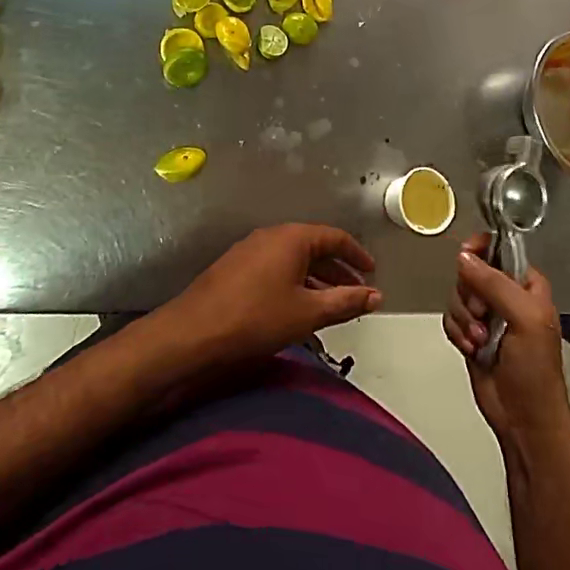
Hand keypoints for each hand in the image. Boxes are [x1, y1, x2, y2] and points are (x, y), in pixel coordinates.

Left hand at [163, 224, 380, 364]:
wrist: (193, 333)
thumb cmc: (256, 318)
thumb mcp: (309, 312)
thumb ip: (346, 302)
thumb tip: (376, 296)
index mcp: (292, 238)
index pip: (335, 237)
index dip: (358, 255)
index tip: (372, 273)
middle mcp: (271, 236)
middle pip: (314, 247)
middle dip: (338, 271)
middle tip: (357, 293)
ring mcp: (249, 251)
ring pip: (294, 260)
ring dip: (317, 280)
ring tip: (332, 306)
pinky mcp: (235, 269)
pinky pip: (276, 269)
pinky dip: (295, 284)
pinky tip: (298, 309)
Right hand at [443, 233, 569, 440]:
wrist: (522, 416)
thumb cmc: (538, 373)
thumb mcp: (526, 319)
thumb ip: (496, 285)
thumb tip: (467, 260)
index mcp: (528, 286)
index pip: (501, 250)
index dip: (482, 250)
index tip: (467, 255)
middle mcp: (507, 297)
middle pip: (471, 273)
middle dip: (470, 296)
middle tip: (484, 314)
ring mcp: (488, 316)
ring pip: (457, 297)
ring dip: (464, 320)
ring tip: (482, 340)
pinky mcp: (471, 334)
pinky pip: (450, 319)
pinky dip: (457, 333)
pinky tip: (472, 349)